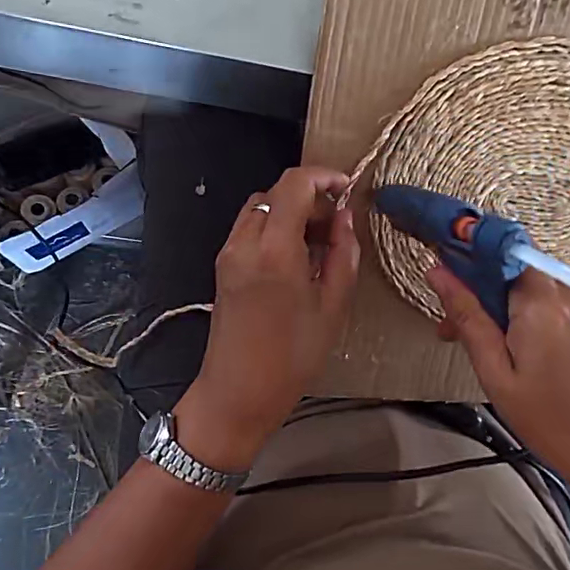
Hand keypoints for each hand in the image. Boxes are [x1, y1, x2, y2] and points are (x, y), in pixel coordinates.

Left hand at [175, 167, 358, 470]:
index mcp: (275, 248)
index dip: (324, 177)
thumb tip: (345, 216)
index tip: (347, 190)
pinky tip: (294, 258)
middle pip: (277, 192)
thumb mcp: (333, 306)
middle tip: (337, 228)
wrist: (237, 392)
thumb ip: (343, 253)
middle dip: (311, 198)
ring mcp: (229, 252)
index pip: (295, 184)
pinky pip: (250, 227)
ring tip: (317, 244)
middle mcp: (245, 241)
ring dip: (291, 211)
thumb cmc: (292, 356)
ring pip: (261, 207)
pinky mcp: (223, 265)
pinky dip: (274, 227)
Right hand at [429, 264, 569, 489]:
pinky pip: (559, 303)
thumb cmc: (555, 423)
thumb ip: (468, 318)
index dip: (471, 257)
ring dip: (507, 305)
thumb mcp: (498, 375)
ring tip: (489, 347)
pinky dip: (534, 316)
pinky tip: (522, 352)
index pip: (502, 251)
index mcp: (543, 305)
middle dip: (484, 290)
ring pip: (537, 287)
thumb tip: (440, 274)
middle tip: (455, 328)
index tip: (447, 277)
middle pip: (518, 269)